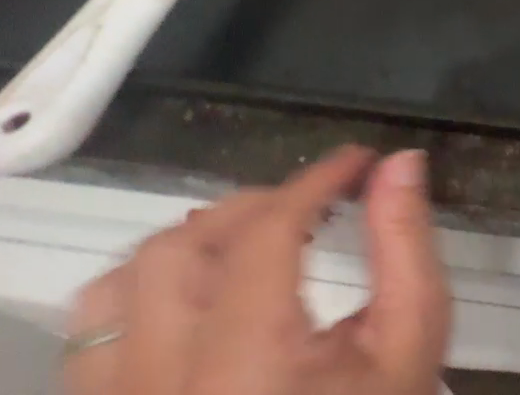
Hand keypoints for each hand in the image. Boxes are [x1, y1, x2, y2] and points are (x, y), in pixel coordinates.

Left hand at [63, 146, 450, 394]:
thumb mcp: (411, 334)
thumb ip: (406, 243)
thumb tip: (398, 165)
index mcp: (249, 362)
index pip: (264, 235)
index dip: (315, 180)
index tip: (359, 161)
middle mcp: (161, 383)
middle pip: (179, 249)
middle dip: (257, 204)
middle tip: (317, 202)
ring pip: (116, 285)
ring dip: (192, 242)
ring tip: (256, 237)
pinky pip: (93, 330)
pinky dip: (147, 287)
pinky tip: (204, 289)